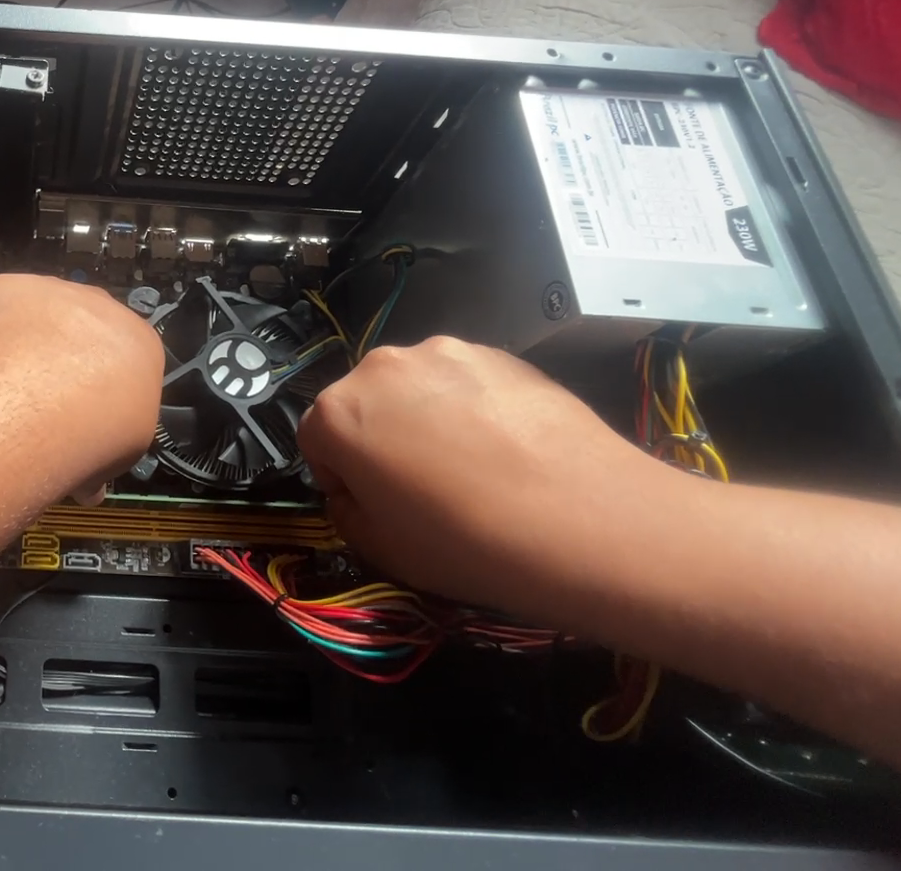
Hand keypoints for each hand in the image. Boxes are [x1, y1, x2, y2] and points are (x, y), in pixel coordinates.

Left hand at [0, 274, 164, 490]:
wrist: (49, 392)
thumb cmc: (102, 425)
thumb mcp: (122, 453)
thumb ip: (106, 457)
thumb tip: (89, 487)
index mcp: (141, 344)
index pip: (124, 362)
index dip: (101, 392)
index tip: (82, 418)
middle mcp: (101, 307)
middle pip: (80, 331)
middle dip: (62, 363)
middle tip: (40, 408)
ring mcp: (52, 291)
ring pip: (34, 316)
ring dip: (22, 347)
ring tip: (5, 392)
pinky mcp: (6, 286)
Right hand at [297, 336, 679, 610]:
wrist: (586, 520)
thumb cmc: (464, 540)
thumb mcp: (378, 547)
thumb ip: (345, 510)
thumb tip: (356, 492)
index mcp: (336, 413)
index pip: (313, 439)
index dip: (338, 475)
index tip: (372, 503)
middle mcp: (379, 368)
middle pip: (361, 404)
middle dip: (377, 437)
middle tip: (421, 484)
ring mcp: (443, 353)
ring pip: (412, 388)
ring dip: (422, 417)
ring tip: (470, 463)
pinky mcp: (498, 353)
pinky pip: (462, 381)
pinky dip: (469, 406)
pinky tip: (504, 445)